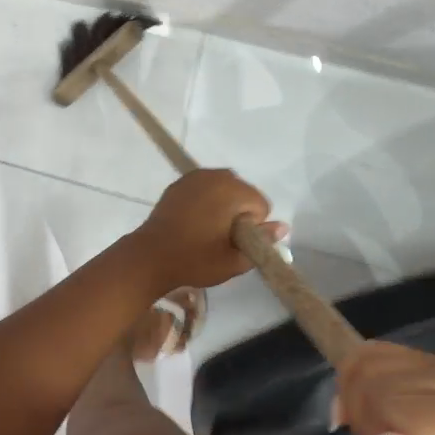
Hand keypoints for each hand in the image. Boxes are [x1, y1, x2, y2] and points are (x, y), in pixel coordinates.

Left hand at [127, 169, 285, 290]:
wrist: (151, 255)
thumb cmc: (195, 259)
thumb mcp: (234, 259)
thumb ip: (262, 241)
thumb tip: (283, 227)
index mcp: (231, 190)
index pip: (260, 204)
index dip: (253, 226)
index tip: (234, 241)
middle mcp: (215, 175)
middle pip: (243, 192)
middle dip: (239, 212)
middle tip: (222, 237)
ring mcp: (195, 176)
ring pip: (225, 188)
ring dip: (224, 205)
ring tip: (209, 230)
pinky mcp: (180, 182)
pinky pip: (206, 187)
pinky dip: (207, 200)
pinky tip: (195, 220)